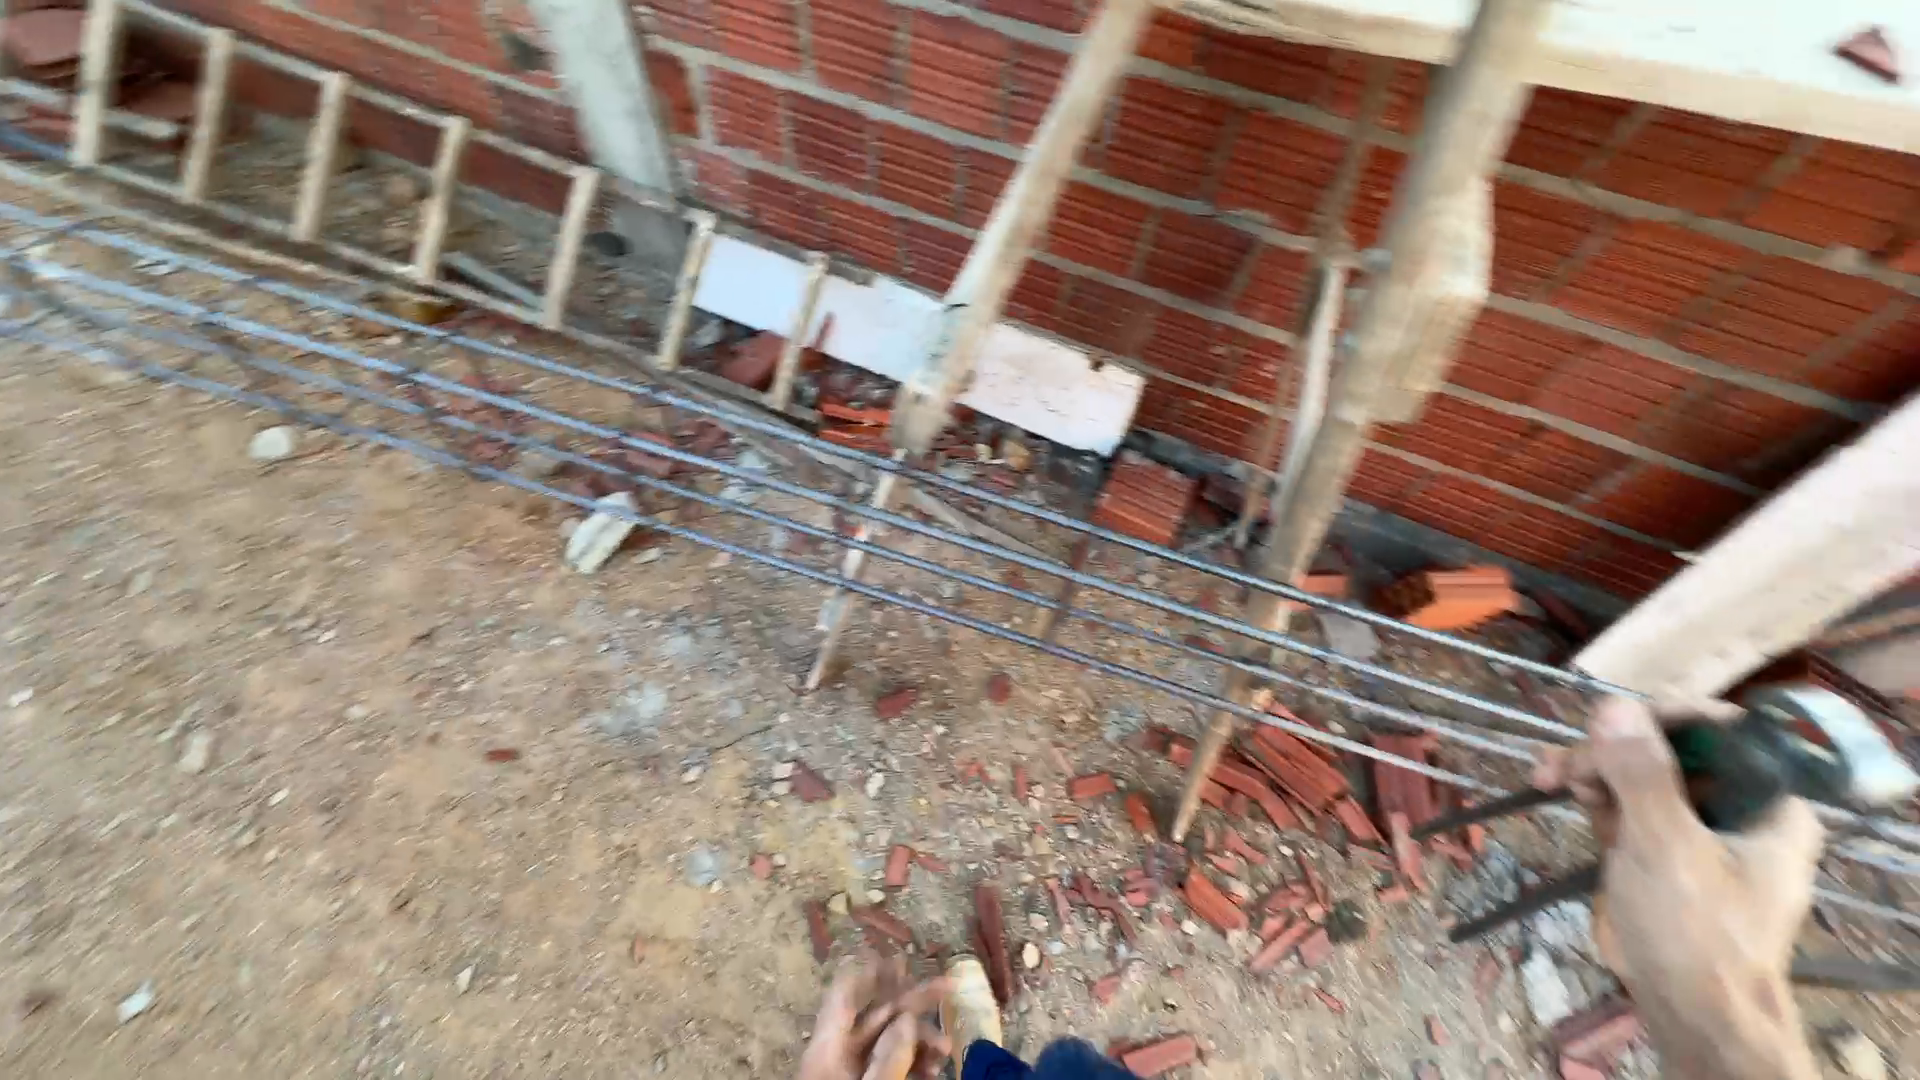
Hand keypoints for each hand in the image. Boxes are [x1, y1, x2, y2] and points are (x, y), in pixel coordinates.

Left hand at [795, 956, 951, 1079]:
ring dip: (922, 1039)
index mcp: (828, 1047)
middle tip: (950, 985)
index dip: (873, 969)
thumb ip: (889, 1058)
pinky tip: (937, 1071)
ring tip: (946, 1047)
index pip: (845, 992)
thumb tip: (909, 1020)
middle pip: (878, 1015)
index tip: (906, 955)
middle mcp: (839, 1057)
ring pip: (892, 1045)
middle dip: (915, 1002)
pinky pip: (895, 1071)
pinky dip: (917, 1067)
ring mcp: (853, 1078)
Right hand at [1533, 697, 1823, 1079]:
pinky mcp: (1645, 839)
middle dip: (1607, 748)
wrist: (1685, 1005)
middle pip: (1662, 745)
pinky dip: (1578, 783)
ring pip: (1628, 766)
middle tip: (1567, 771)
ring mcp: (1683, 822)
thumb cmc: (1695, 929)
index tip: (1608, 724)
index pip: (1721, 731)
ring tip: (1548, 780)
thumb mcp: (1665, 846)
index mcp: (1766, 804)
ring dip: (1583, 764)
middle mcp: (1729, 805)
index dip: (1663, 718)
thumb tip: (1613, 706)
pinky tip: (1549, 786)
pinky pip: (1610, 792)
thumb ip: (1642, 774)